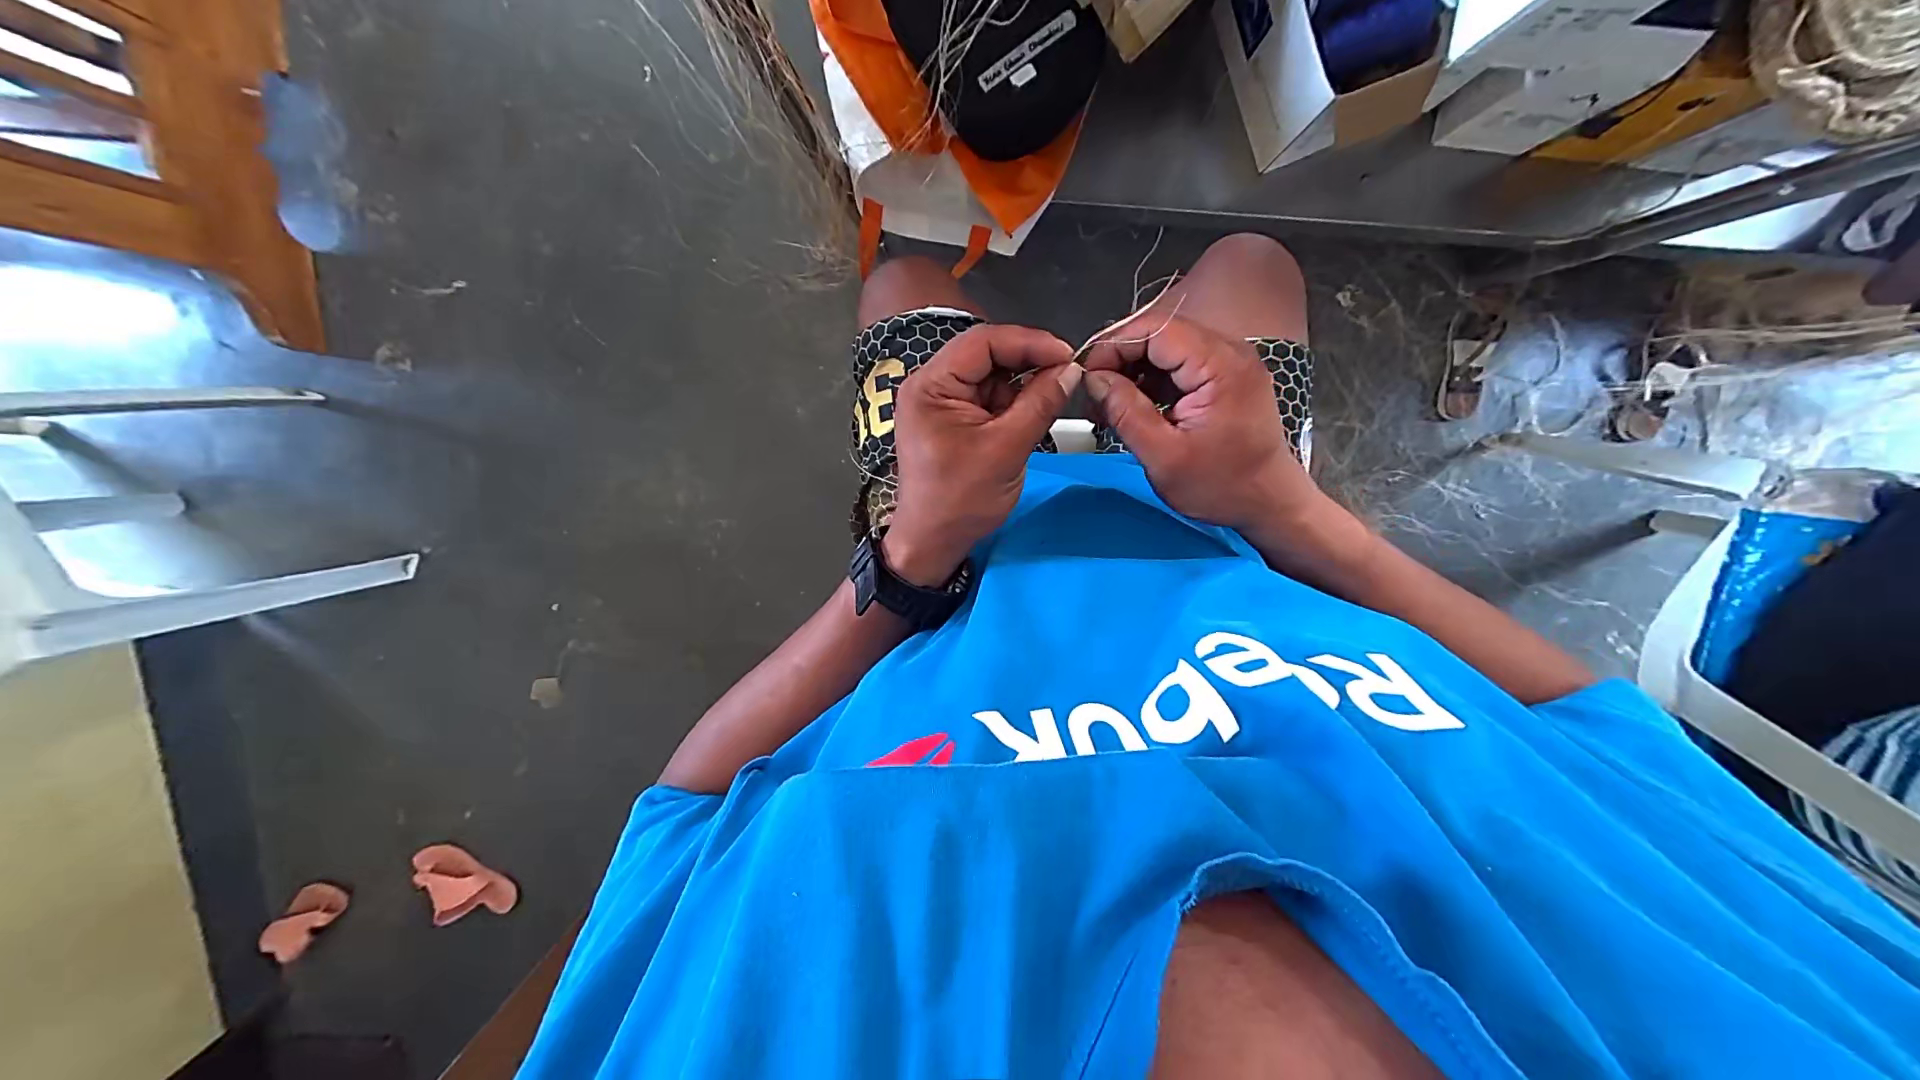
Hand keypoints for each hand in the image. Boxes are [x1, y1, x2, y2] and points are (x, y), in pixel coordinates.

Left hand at [883, 324, 1079, 585]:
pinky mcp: (953, 419)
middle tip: (1065, 374)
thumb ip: (1040, 404)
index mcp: (930, 386)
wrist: (933, 542)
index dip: (1029, 342)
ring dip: (1022, 384)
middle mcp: (930, 386)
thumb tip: (1070, 370)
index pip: (983, 342)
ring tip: (1049, 401)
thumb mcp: (1006, 449)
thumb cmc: (959, 502)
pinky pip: (989, 398)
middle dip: (1028, 363)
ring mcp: (941, 403)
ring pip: (991, 376)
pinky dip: (1013, 403)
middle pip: (986, 354)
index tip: (1066, 355)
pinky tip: (1031, 415)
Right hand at [1081, 312, 1326, 533]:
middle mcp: (1229, 352)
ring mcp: (1227, 362)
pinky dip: (1148, 381)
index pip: (1156, 328)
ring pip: (1164, 348)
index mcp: (1221, 366)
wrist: (1268, 503)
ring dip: (1131, 371)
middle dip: (1118, 359)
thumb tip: (1094, 380)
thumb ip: (1125, 412)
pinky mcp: (1222, 376)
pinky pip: (1176, 364)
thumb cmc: (1224, 487)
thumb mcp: (1163, 456)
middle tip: (1094, 395)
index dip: (1114, 346)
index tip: (1088, 376)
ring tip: (1108, 407)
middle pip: (1159, 333)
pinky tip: (1131, 408)